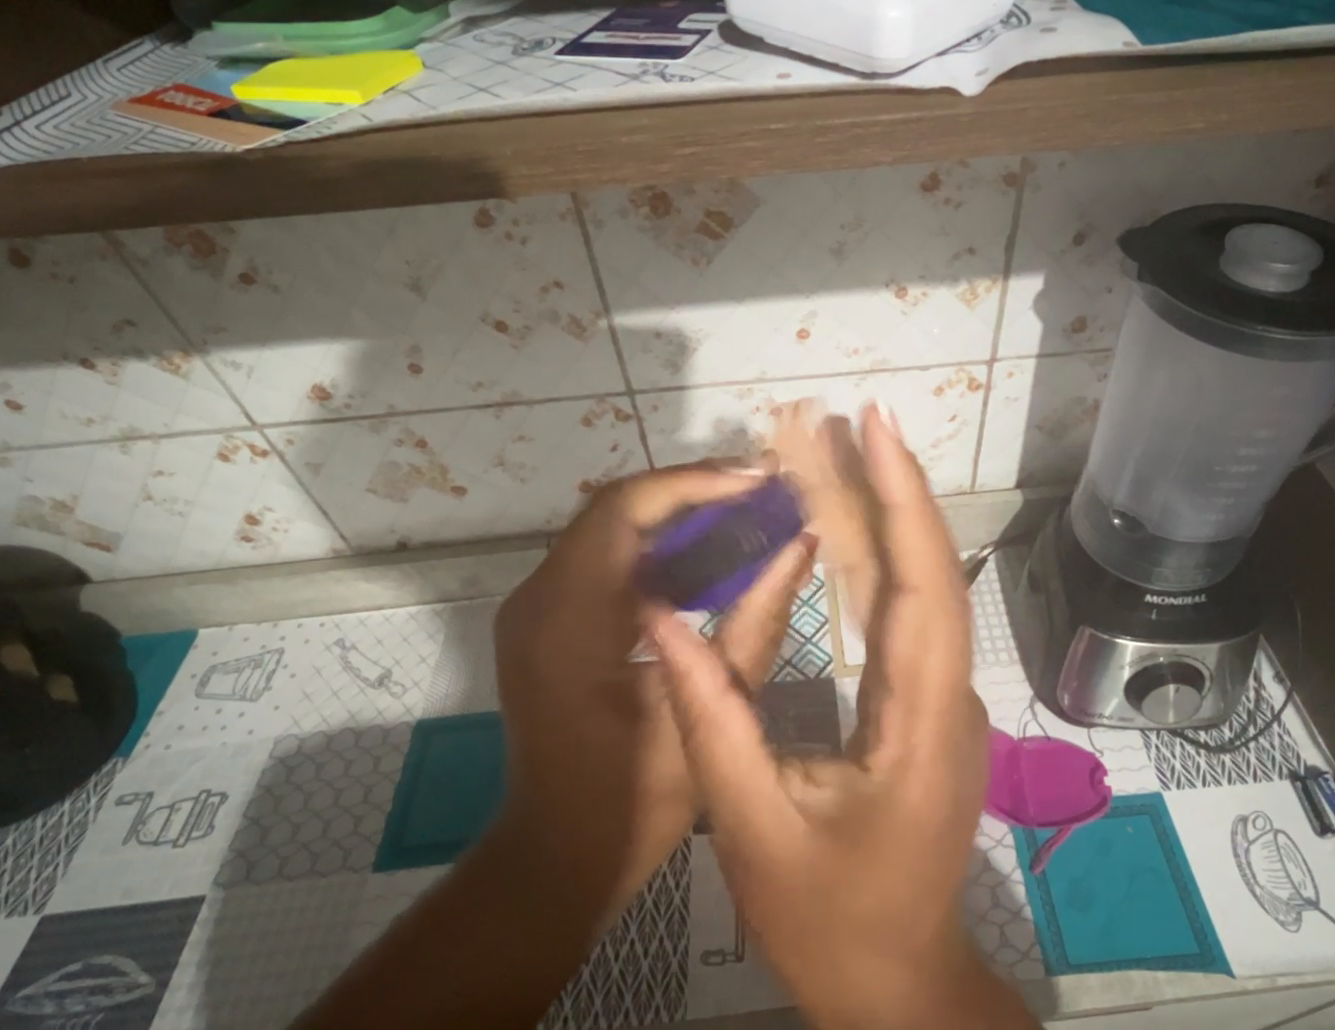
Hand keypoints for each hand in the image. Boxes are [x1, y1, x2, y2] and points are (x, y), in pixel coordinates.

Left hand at [493, 462, 814, 905]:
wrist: (560, 855)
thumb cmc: (634, 801)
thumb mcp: (708, 707)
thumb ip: (753, 621)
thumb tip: (798, 547)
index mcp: (568, 619)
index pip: (625, 510)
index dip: (696, 483)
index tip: (760, 479)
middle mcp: (538, 598)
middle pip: (616, 510)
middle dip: (693, 492)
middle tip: (764, 489)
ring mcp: (536, 609)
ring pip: (609, 530)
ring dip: (677, 516)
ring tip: (748, 512)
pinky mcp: (548, 623)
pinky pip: (604, 562)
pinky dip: (657, 549)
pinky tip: (710, 558)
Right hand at [646, 409, 1034, 1029]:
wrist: (892, 978)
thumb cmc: (825, 916)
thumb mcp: (749, 824)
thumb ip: (710, 717)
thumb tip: (664, 621)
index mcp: (919, 722)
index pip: (920, 585)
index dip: (898, 498)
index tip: (873, 428)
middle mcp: (947, 697)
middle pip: (918, 571)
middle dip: (876, 489)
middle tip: (829, 421)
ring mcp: (942, 703)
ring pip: (912, 590)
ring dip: (871, 520)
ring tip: (825, 455)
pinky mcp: (924, 711)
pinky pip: (900, 622)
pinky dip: (869, 567)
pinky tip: (837, 531)